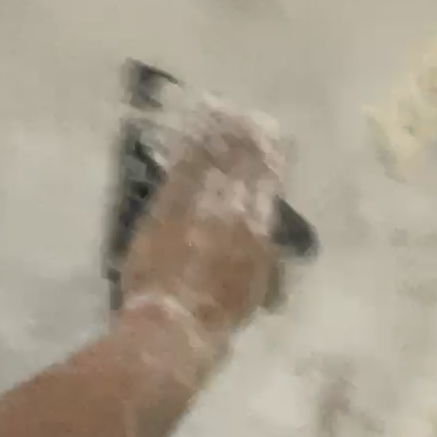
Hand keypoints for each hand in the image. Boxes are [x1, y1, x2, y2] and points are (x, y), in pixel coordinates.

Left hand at [118, 102, 286, 343]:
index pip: (269, 183)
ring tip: (218, 111)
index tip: (275, 138)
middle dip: (243, 139)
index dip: (272, 158)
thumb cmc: (218, 319)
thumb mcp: (255, 289)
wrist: (173, 324)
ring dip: (214, 136)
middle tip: (245, 116)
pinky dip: (183, 154)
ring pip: (207, 162)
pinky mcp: (160, 211)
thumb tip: (265, 242)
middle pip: (239, 165)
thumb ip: (263, 260)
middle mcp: (229, 210)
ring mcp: (192, 206)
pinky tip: (186, 137)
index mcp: (256, 229)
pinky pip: (175, 174)